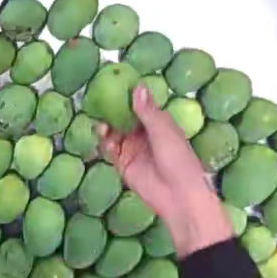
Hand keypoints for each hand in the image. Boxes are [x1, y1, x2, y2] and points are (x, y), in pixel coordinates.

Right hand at [98, 86, 233, 255]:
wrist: (177, 195)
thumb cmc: (177, 159)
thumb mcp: (163, 131)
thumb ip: (147, 111)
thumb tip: (138, 86)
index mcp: (158, 123)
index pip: (140, 105)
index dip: (128, 96)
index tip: (114, 83)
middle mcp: (143, 134)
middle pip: (123, 118)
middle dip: (112, 111)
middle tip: (99, 102)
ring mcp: (132, 148)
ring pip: (114, 132)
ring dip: (107, 127)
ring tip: (100, 123)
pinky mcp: (123, 162)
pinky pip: (110, 149)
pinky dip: (105, 142)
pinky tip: (102, 137)